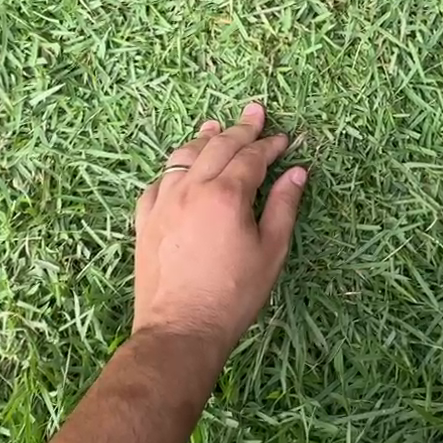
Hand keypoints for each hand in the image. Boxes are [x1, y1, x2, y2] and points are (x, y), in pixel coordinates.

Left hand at [133, 102, 307, 354]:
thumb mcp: (271, 250)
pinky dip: (174, 169)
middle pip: (218, 146)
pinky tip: (181, 169)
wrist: (179, 331)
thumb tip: (297, 172)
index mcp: (226, 194)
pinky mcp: (145, 221)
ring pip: (183, 156)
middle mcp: (192, 189)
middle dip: (241, 127)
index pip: (251, 156)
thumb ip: (283, 205)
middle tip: (255, 111)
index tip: (284, 138)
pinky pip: (158, 182)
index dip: (270, 144)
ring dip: (204, 139)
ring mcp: (163, 202)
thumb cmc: (234, 293)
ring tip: (215, 127)